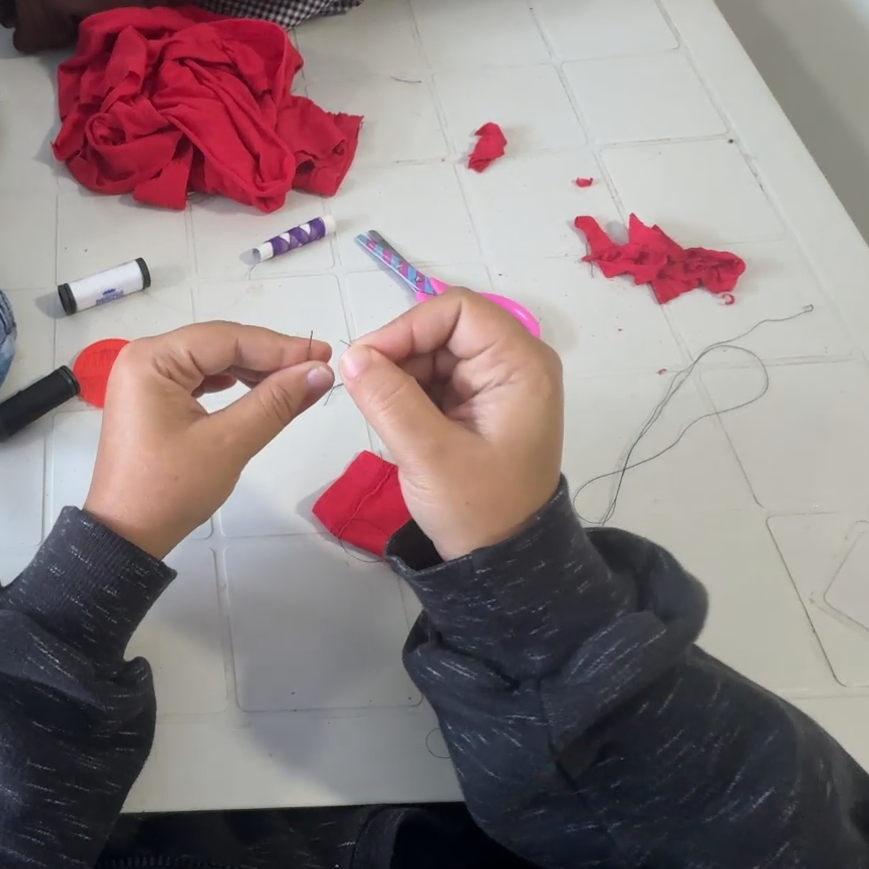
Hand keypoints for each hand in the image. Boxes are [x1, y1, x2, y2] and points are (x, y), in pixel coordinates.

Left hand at [86, 323, 334, 558]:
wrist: (127, 535)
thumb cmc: (170, 490)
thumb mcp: (228, 443)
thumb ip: (276, 402)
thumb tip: (320, 372)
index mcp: (151, 360)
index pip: (226, 339)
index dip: (278, 346)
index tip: (322, 355)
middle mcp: (142, 359)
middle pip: (217, 346)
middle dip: (266, 358)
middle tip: (314, 369)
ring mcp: (143, 381)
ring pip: (209, 363)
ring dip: (251, 372)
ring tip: (292, 382)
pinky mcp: (149, 401)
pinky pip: (196, 381)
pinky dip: (228, 386)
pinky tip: (254, 390)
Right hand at [339, 292, 562, 560]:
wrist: (500, 557)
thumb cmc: (477, 508)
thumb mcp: (429, 455)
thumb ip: (389, 401)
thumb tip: (350, 356)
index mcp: (518, 365)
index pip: (457, 311)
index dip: (406, 327)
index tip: (364, 362)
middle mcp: (510, 363)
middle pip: (442, 329)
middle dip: (397, 354)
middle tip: (363, 392)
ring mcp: (492, 384)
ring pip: (431, 353)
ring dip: (397, 376)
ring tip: (380, 415)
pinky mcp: (473, 404)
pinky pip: (430, 379)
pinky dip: (404, 393)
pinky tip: (394, 422)